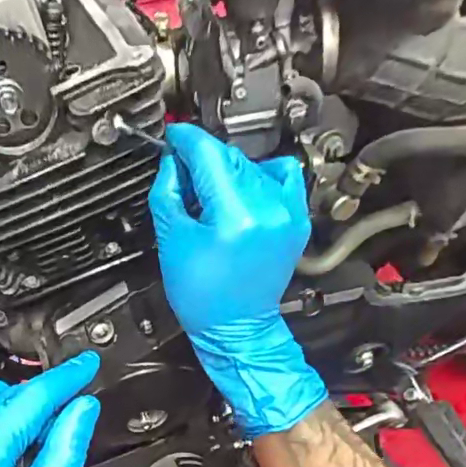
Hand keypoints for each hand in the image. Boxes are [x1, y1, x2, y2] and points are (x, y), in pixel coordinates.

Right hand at [149, 123, 326, 435]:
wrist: (237, 329)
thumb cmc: (205, 298)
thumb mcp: (172, 240)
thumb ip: (168, 191)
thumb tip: (172, 161)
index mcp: (235, 214)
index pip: (208, 152)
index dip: (184, 140)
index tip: (172, 137)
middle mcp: (268, 208)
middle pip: (229, 156)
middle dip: (201, 159)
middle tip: (181, 174)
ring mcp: (287, 213)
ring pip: (251, 164)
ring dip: (226, 170)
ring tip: (209, 196)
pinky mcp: (296, 220)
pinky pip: (282, 177)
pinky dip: (260, 176)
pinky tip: (242, 191)